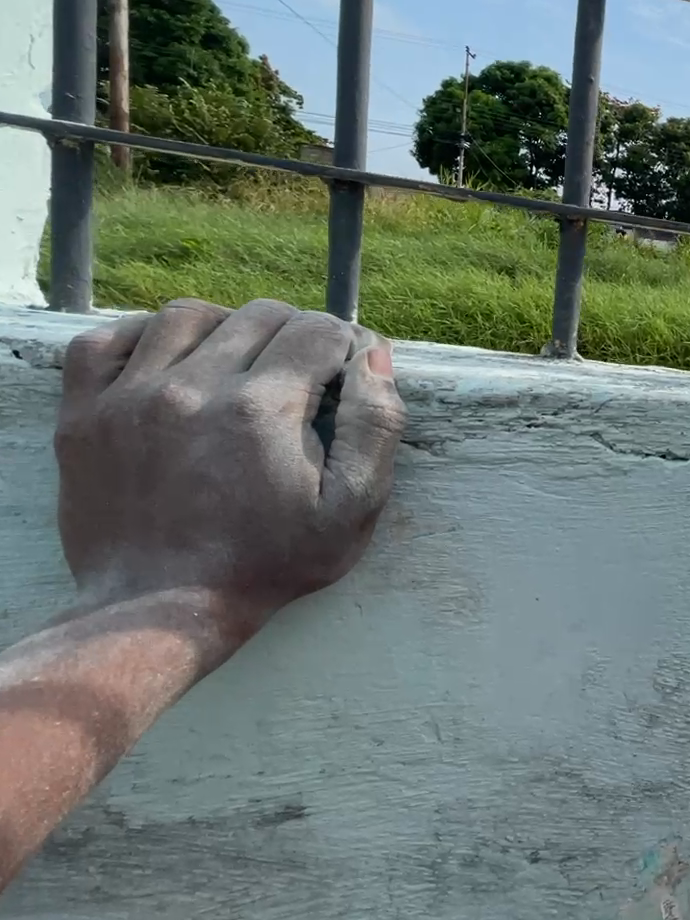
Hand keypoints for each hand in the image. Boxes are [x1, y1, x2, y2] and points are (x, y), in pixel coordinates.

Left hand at [54, 298, 405, 637]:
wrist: (163, 605)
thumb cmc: (275, 558)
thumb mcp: (356, 505)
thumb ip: (376, 426)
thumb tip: (376, 359)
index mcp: (264, 410)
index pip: (320, 331)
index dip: (352, 345)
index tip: (355, 373)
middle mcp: (192, 389)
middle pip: (261, 315)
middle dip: (302, 334)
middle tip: (313, 374)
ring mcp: (127, 398)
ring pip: (189, 314)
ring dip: (233, 328)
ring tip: (250, 365)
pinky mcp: (83, 414)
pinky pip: (107, 338)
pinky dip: (151, 336)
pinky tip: (181, 364)